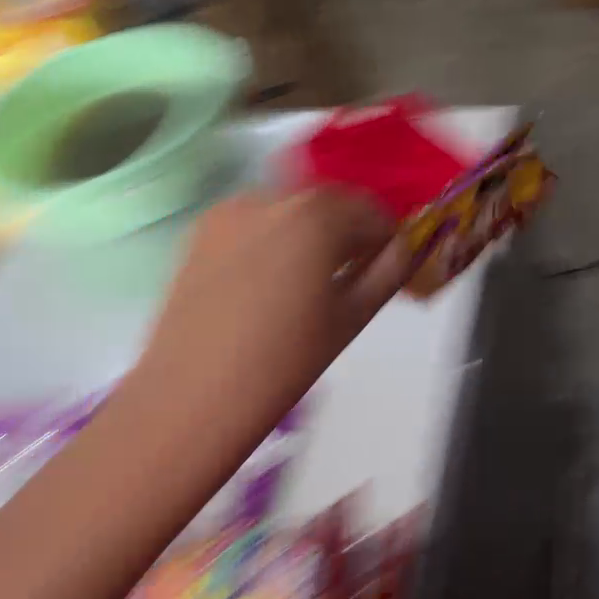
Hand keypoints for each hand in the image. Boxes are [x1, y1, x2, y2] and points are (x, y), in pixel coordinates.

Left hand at [138, 187, 401, 422]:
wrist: (189, 399)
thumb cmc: (284, 361)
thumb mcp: (354, 315)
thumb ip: (390, 269)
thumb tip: (409, 245)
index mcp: (317, 214)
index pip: (372, 209)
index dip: (388, 235)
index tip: (389, 263)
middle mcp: (273, 198)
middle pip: (330, 202)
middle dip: (349, 229)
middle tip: (356, 272)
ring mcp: (230, 212)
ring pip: (291, 209)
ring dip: (312, 230)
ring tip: (312, 278)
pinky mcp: (201, 232)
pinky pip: (256, 221)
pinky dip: (276, 236)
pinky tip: (274, 280)